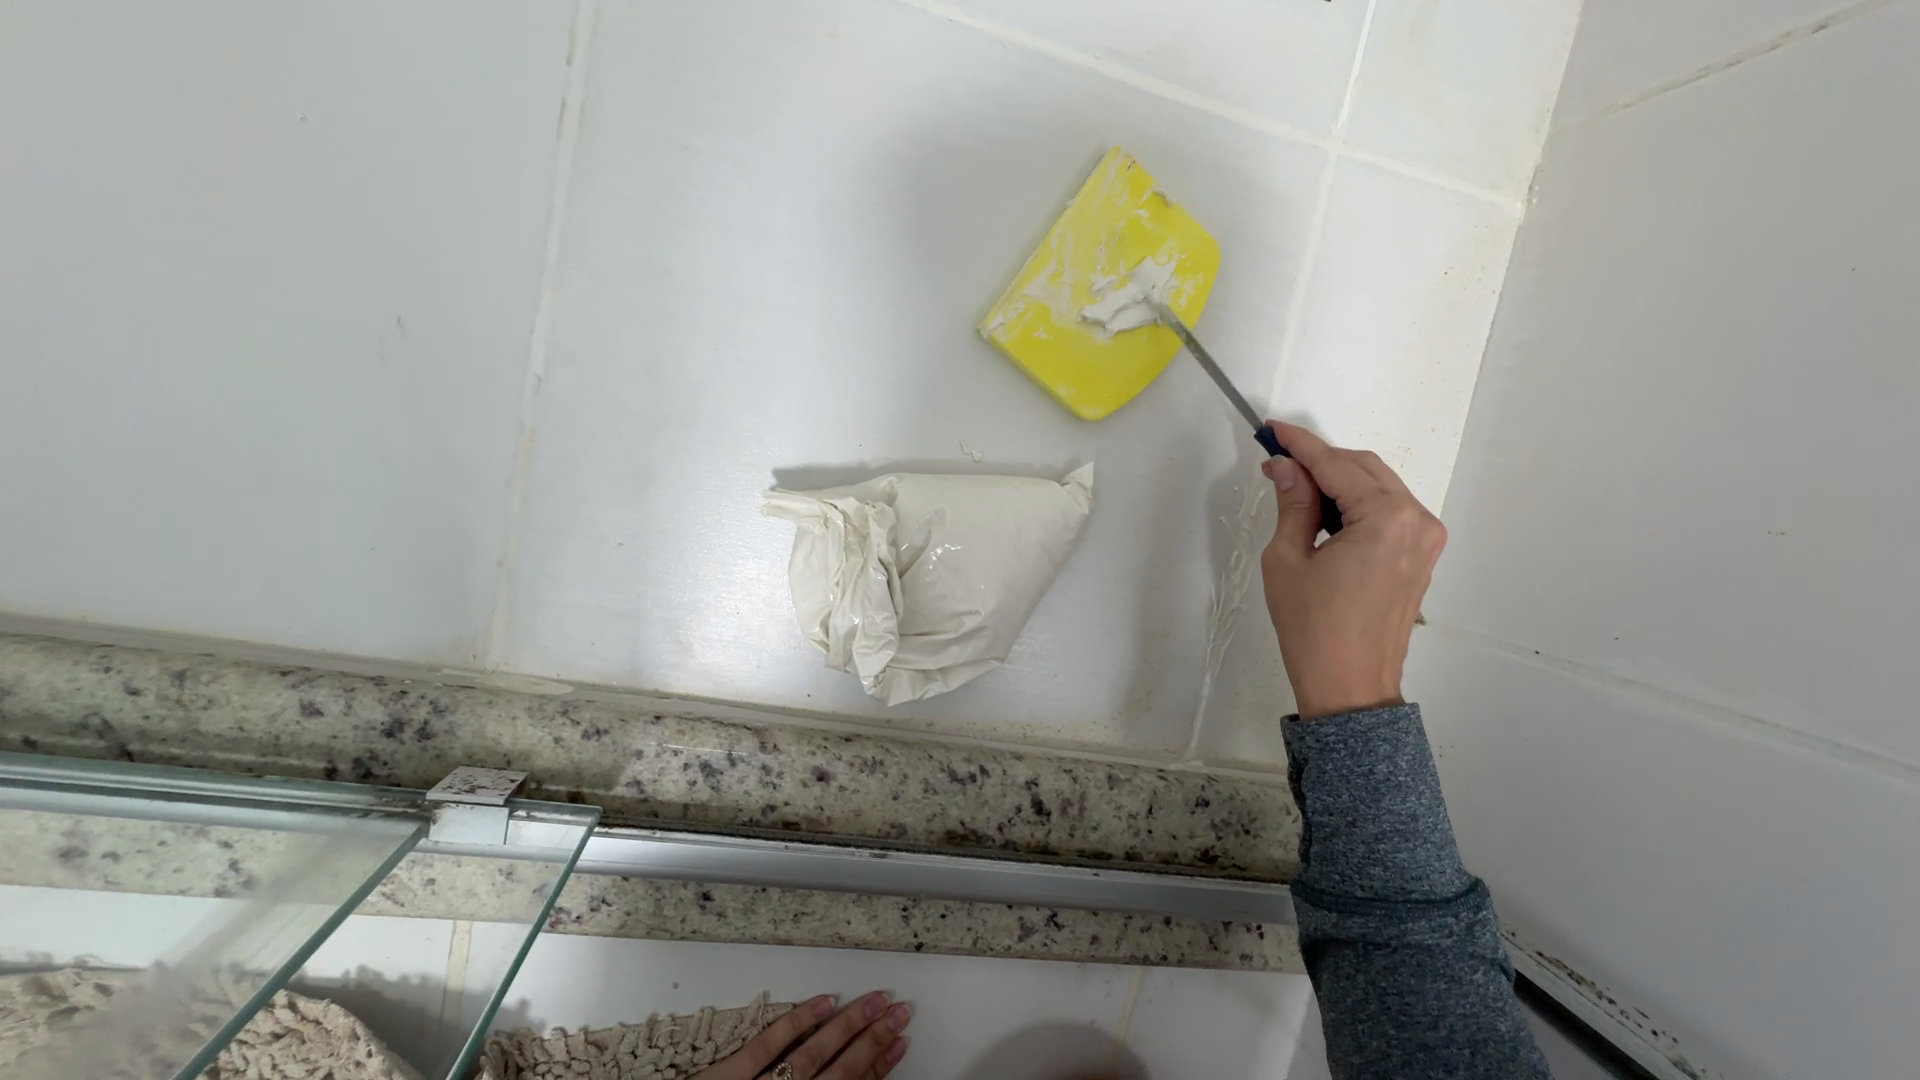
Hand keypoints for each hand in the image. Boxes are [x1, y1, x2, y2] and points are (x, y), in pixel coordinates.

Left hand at [693, 991, 910, 1079]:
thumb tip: (847, 1078)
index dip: (879, 1067)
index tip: (900, 1043)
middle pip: (839, 1072)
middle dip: (874, 1040)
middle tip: (901, 1012)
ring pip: (812, 1054)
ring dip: (848, 1025)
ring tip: (875, 1001)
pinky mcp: (726, 1078)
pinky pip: (767, 1045)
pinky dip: (797, 1021)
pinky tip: (822, 1001)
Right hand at [1259, 421, 1445, 719]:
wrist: (1349, 685)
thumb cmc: (1311, 627)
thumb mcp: (1288, 559)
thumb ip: (1292, 503)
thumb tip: (1283, 467)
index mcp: (1385, 518)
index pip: (1336, 464)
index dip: (1300, 444)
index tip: (1272, 429)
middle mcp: (1417, 519)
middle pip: (1364, 467)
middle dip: (1320, 459)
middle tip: (1277, 462)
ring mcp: (1426, 538)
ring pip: (1379, 486)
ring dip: (1339, 479)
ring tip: (1296, 488)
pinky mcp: (1423, 555)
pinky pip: (1389, 510)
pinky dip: (1357, 501)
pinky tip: (1325, 512)